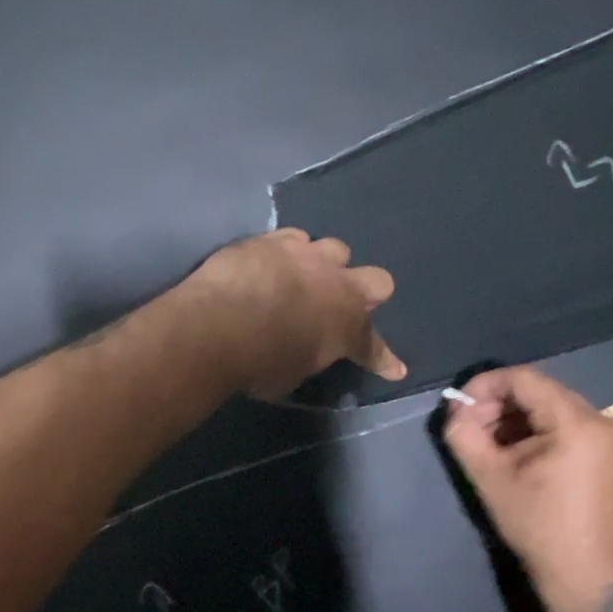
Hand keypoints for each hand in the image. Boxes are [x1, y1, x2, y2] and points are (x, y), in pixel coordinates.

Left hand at [179, 228, 405, 399]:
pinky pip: (290, 237)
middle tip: (341, 302)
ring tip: (302, 276)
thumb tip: (302, 348)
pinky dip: (285, 251)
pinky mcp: (270, 239)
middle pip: (375, 279)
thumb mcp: (292, 374)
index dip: (382, 359)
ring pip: (332, 248)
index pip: (372, 346)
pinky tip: (270, 261)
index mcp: (347, 324)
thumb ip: (306, 354)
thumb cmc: (260, 363)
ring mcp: (305, 255)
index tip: (393, 368)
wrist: (218, 324)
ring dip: (323, 264)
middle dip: (364, 291)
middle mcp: (336, 283)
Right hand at [441, 366, 612, 611]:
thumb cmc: (542, 530)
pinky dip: (543, 438)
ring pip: (556, 413)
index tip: (459, 407)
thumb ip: (464, 435)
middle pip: (541, 393)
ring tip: (494, 450)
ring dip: (519, 423)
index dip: (484, 385)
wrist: (598, 589)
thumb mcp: (490, 479)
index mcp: (578, 422)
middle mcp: (604, 424)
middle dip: (500, 405)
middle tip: (473, 430)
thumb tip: (456, 410)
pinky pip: (574, 433)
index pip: (523, 378)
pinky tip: (524, 465)